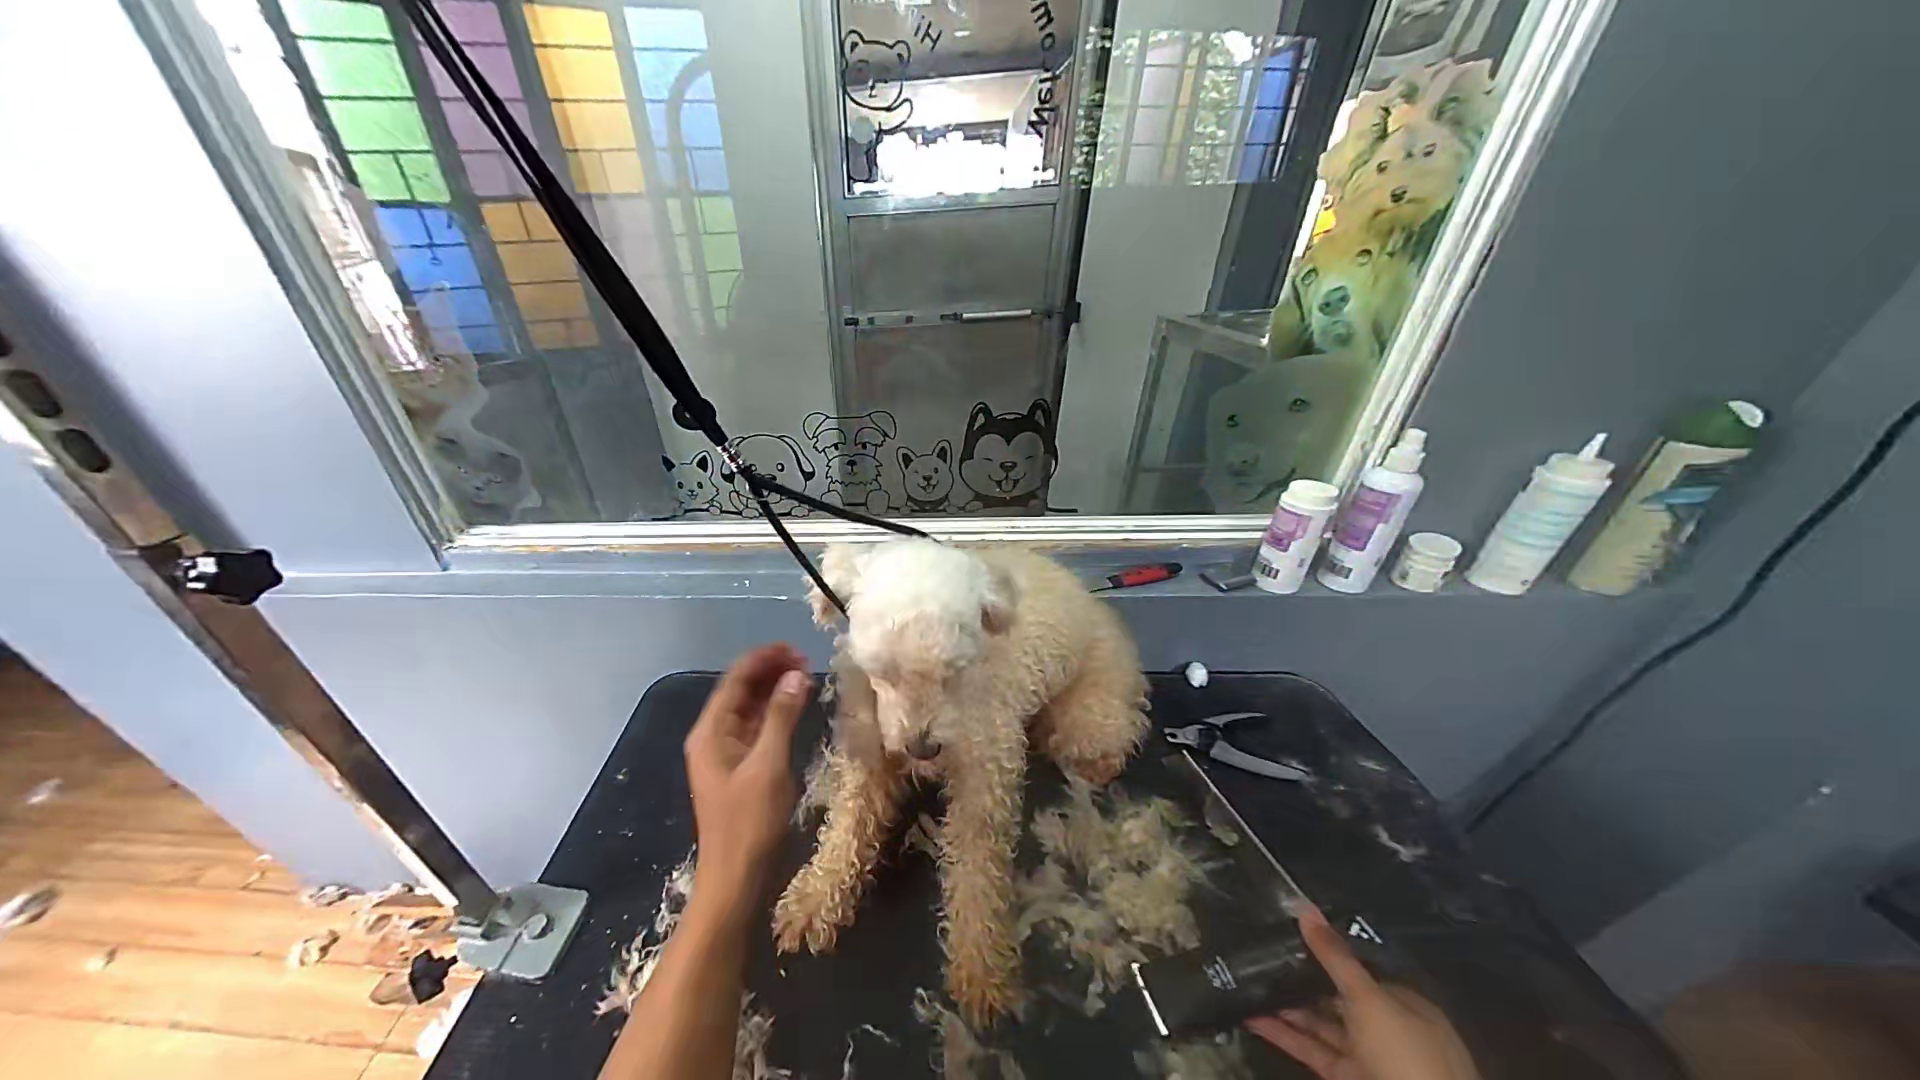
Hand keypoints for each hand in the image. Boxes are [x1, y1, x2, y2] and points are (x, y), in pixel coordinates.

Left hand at [684, 645, 811, 915]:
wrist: (736, 880)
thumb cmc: (750, 823)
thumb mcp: (769, 765)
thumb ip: (782, 716)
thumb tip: (797, 675)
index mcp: (710, 732)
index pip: (735, 680)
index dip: (764, 659)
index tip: (797, 648)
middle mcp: (713, 737)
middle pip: (740, 691)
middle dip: (770, 671)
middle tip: (806, 659)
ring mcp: (726, 754)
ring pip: (750, 708)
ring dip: (774, 690)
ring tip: (805, 675)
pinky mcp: (741, 769)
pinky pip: (757, 728)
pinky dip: (776, 713)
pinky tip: (797, 706)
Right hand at [1245, 907, 1480, 1079]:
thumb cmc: (1404, 1056)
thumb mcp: (1368, 998)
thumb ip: (1333, 956)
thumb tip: (1304, 907)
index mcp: (1404, 1005)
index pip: (1360, 971)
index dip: (1327, 954)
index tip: (1289, 936)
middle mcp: (1388, 1030)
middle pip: (1338, 998)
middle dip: (1302, 982)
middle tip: (1260, 958)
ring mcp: (1368, 1058)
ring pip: (1322, 1025)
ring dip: (1288, 1008)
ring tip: (1249, 985)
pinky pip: (1313, 1051)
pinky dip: (1285, 1036)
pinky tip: (1254, 1019)